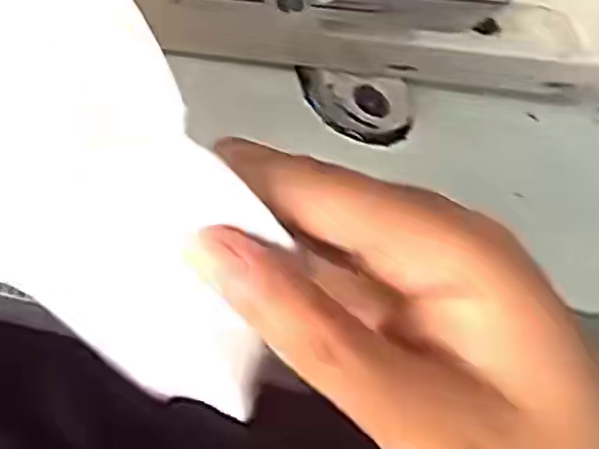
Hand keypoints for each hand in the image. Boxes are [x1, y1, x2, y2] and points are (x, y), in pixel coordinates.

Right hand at [194, 141, 598, 448]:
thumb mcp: (420, 419)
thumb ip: (308, 326)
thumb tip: (206, 242)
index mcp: (445, 237)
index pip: (302, 178)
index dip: (224, 183)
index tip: (153, 200)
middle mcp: (431, 231)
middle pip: (302, 195)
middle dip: (232, 213)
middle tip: (160, 238)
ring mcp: (422, 266)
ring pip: (307, 232)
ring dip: (249, 247)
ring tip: (182, 262)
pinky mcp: (410, 303)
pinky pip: (324, 270)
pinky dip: (278, 279)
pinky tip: (237, 296)